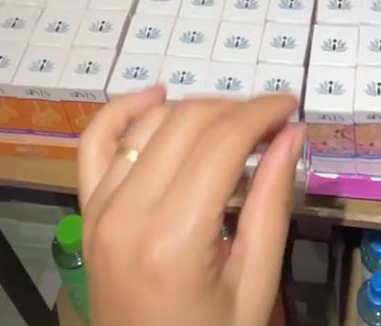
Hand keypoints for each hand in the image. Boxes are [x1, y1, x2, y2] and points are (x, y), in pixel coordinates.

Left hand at [77, 87, 304, 325]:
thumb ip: (272, 202)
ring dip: (195, 108)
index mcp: (175, 237)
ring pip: (151, 123)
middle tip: (272, 121)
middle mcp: (129, 212)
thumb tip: (292, 133)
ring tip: (233, 123)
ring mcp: (100, 209)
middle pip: (188, 122)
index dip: (261, 113)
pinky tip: (157, 96)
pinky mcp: (88, 211)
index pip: (223, 141)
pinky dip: (124, 109)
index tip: (290, 106)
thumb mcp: (255, 284)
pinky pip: (97, 142)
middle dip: (236, 109)